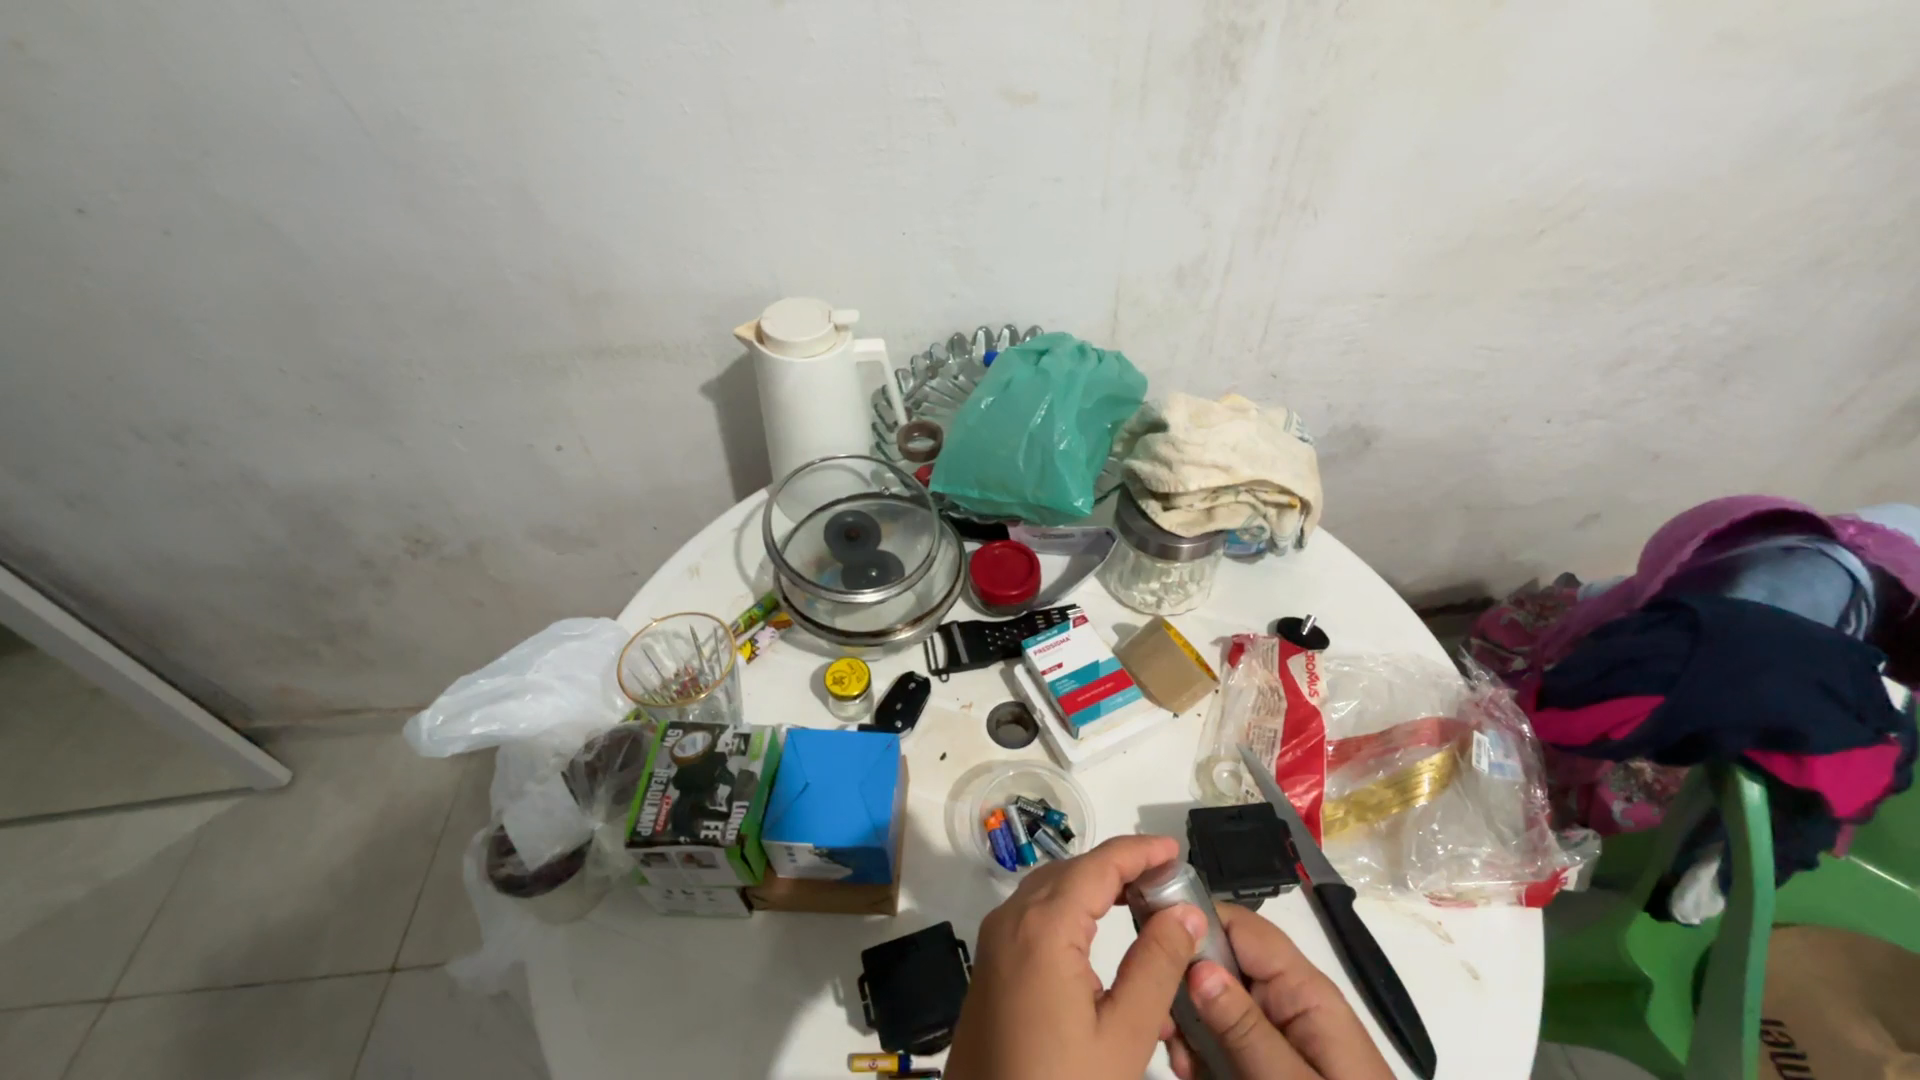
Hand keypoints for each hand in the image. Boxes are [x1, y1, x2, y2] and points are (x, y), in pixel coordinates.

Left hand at [945, 835, 1208, 1079]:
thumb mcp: (1123, 1034)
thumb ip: (1157, 966)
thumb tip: (1184, 913)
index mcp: (1043, 926)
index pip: (1098, 865)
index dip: (1138, 852)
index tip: (1174, 850)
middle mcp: (1011, 920)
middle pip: (1070, 871)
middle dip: (1117, 867)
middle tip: (1164, 879)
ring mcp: (994, 942)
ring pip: (1048, 891)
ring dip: (1092, 887)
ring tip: (1139, 899)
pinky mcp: (990, 966)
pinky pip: (1032, 918)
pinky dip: (1069, 911)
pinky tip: (1097, 936)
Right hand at [1166, 903, 1393, 1079]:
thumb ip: (1246, 1029)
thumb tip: (1196, 964)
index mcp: (1304, 992)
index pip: (1242, 927)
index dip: (1194, 924)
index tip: (1149, 948)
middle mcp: (1288, 1001)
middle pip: (1221, 963)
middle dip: (1184, 987)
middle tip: (1163, 1027)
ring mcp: (1276, 1034)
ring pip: (1213, 1003)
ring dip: (1187, 1026)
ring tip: (1181, 1063)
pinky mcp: (1266, 1063)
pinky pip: (1222, 1039)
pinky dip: (1200, 1054)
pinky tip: (1192, 1073)